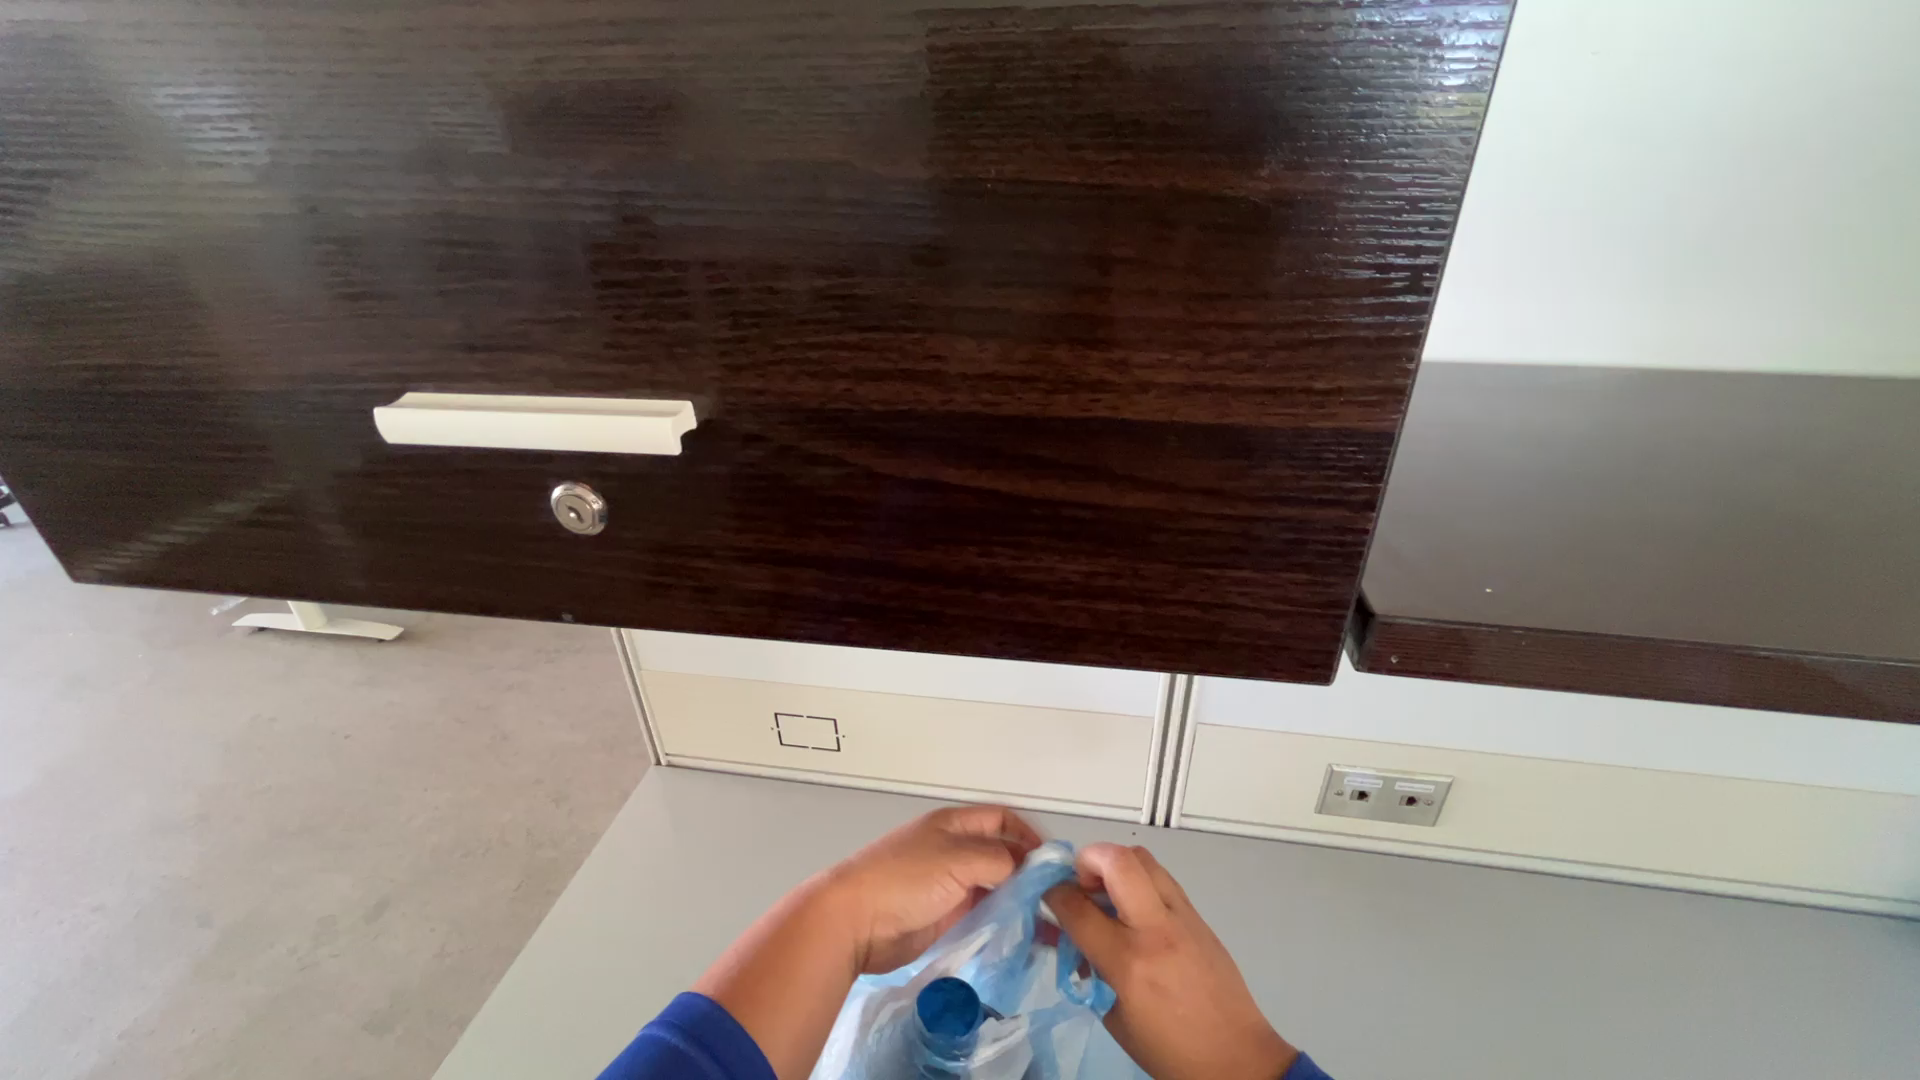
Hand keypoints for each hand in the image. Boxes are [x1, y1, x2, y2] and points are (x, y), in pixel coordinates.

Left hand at [813, 804, 1043, 973]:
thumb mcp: (956, 859)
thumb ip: (1000, 860)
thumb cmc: (903, 880)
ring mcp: (950, 886)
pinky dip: (1006, 925)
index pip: (1003, 820)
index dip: (1029, 837)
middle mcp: (955, 851)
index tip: (1053, 865)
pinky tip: (1025, 941)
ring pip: (997, 889)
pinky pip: (984, 917)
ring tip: (1051, 928)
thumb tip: (1030, 868)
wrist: (854, 923)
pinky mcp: (946, 918)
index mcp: (955, 825)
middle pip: (1003, 857)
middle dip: (1030, 875)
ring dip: (1022, 904)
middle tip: (1060, 902)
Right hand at [1046, 843, 1296, 1079]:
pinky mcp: (1198, 916)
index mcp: (1128, 963)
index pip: (1078, 907)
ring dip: (1115, 864)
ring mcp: (1182, 917)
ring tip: (1106, 891)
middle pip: (1116, 861)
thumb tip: (1062, 933)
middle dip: (1087, 859)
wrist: (1235, 1058)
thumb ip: (1085, 967)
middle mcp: (1155, 929)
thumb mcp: (1111, 1015)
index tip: (1046, 893)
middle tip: (1080, 882)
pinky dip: (1138, 879)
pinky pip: (1161, 877)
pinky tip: (1133, 908)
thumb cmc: (1166, 1048)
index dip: (1053, 893)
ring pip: (1142, 858)